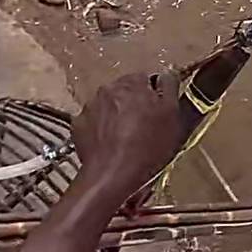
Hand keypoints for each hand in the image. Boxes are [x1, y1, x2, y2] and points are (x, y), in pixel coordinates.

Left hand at [73, 71, 182, 201]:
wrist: (112, 176)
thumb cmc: (147, 147)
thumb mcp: (172, 115)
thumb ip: (170, 87)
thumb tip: (167, 75)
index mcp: (132, 82)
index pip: (146, 79)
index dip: (155, 97)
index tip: (159, 114)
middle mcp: (108, 89)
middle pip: (126, 92)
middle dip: (134, 105)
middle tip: (145, 129)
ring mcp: (90, 107)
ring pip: (109, 107)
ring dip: (117, 117)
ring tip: (128, 141)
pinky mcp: (79, 126)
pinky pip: (94, 123)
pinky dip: (102, 130)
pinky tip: (111, 146)